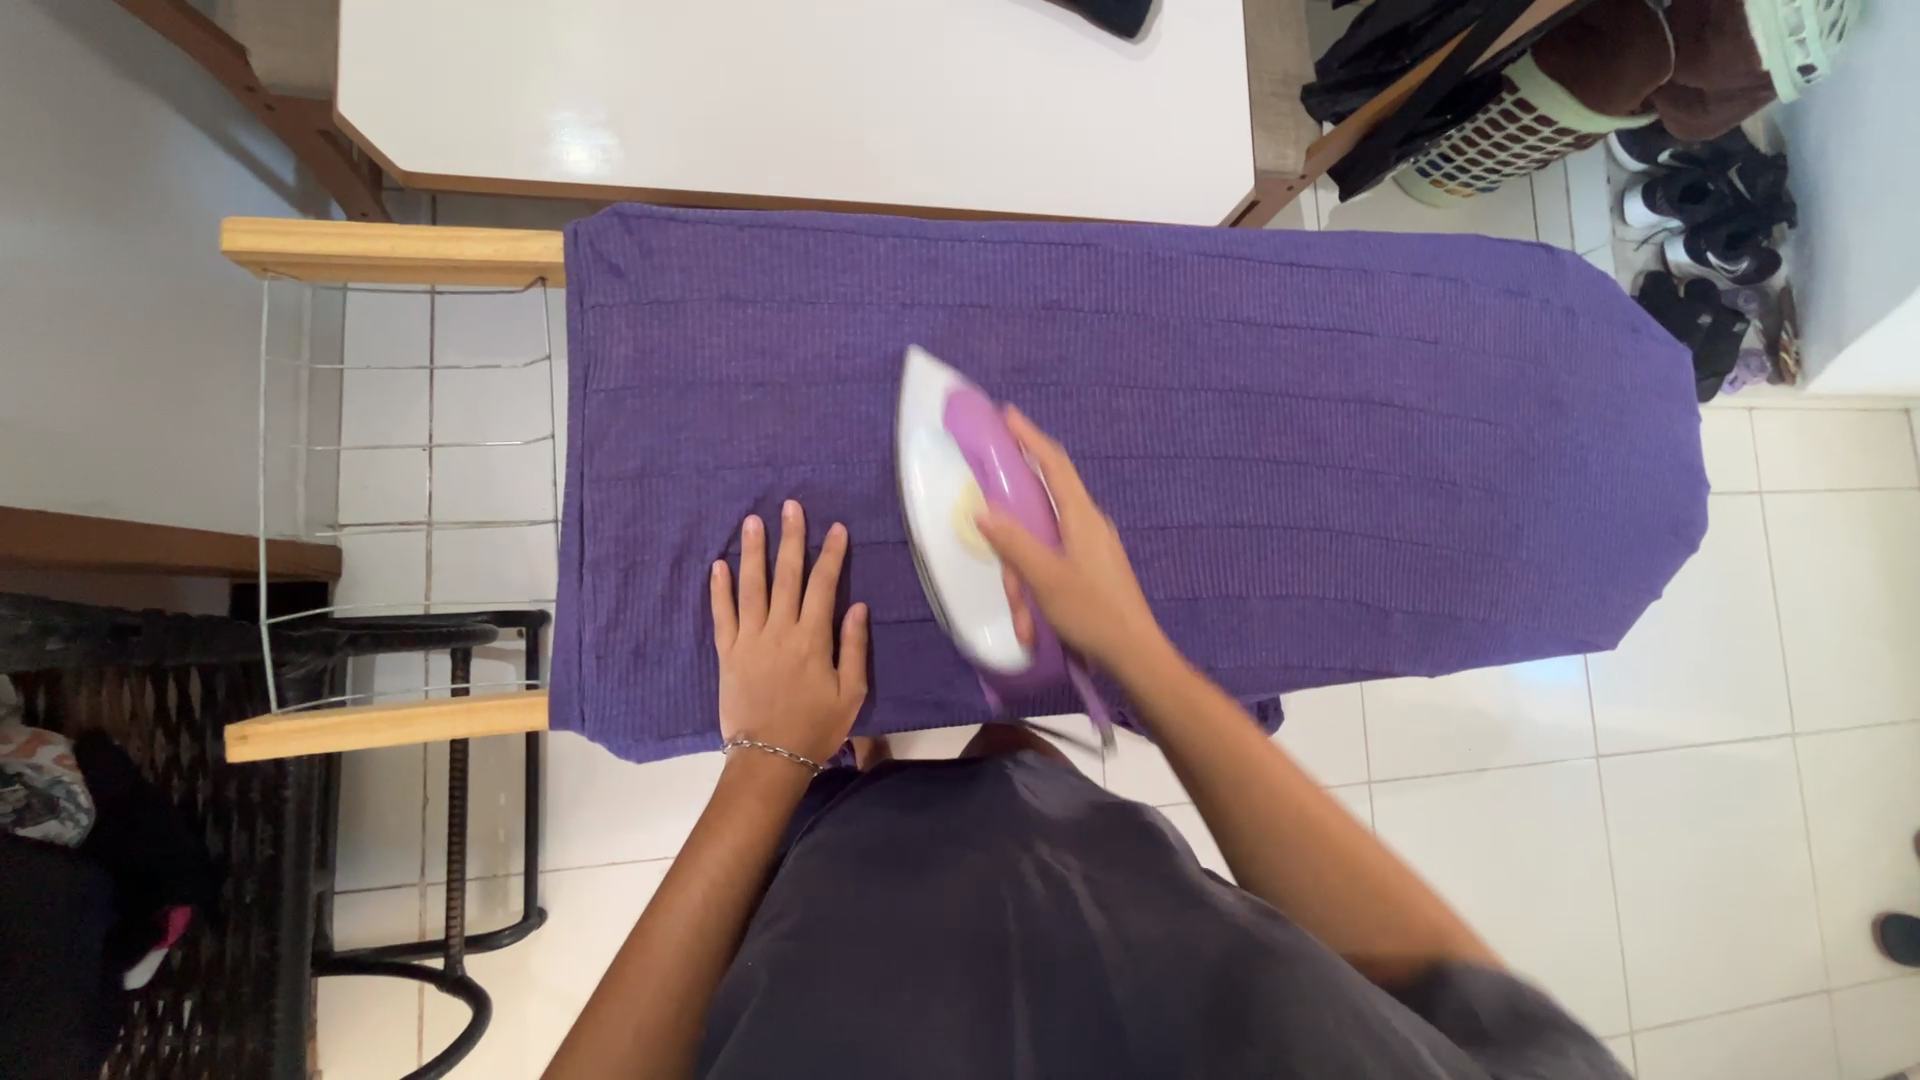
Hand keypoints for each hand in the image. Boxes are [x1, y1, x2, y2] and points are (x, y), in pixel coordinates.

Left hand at [710, 500, 868, 766]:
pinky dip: (720, 589)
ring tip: (753, 521)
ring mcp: (749, 640)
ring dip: (754, 552)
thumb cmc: (817, 727)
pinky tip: (719, 565)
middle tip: (791, 506)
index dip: (831, 555)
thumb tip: (858, 606)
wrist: (769, 758)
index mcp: (812, 639)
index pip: (824, 585)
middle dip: (791, 538)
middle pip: (787, 576)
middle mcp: (780, 631)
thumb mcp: (851, 693)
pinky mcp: (727, 653)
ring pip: (752, 587)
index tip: (837, 529)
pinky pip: (722, 615)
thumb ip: (853, 647)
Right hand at [974, 407, 1170, 673]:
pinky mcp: (1090, 572)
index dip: (1030, 437)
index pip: (1053, 463)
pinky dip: (1038, 596)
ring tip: (1028, 626)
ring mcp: (1091, 550)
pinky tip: (1036, 630)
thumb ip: (1013, 542)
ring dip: (1026, 588)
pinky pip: (1051, 571)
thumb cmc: (1092, 611)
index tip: (1008, 415)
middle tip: (1013, 593)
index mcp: (1082, 516)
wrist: (1135, 656)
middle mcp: (1088, 525)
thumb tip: (983, 509)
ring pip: (1040, 552)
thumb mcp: (1044, 577)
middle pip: (1037, 517)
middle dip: (1015, 556)